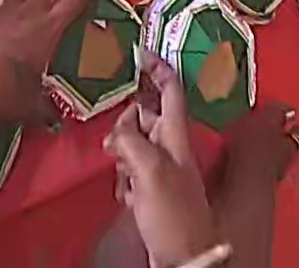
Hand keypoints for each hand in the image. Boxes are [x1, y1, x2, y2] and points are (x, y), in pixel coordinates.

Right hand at [105, 54, 221, 267]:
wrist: (183, 260)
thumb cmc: (173, 212)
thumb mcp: (149, 169)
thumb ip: (129, 139)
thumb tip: (115, 128)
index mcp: (176, 131)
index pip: (170, 87)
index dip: (157, 66)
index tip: (139, 51)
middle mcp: (170, 143)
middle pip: (144, 113)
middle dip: (126, 122)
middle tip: (116, 142)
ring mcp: (161, 165)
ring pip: (133, 140)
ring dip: (122, 152)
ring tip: (123, 174)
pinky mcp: (151, 187)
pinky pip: (130, 166)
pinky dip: (123, 174)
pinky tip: (125, 192)